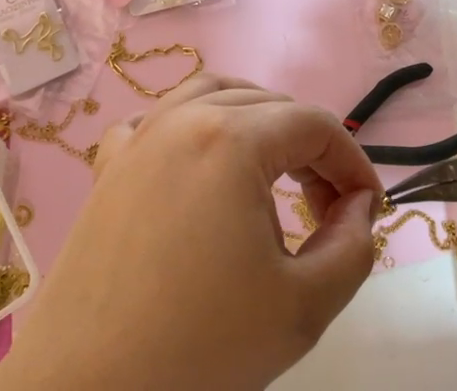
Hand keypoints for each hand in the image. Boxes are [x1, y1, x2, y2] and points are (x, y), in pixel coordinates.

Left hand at [0, 75, 380, 390]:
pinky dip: (190, 130)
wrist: (88, 387)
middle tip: (326, 208)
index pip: (314, 124)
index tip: (368, 209)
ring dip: (254, 124)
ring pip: (210, 96)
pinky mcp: (106, 168)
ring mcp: (137, 138)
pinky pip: (156, 122)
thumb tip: (358, 206)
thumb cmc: (202, 343)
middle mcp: (181, 119)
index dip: (353, 162)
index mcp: (232, 139)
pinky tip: (197, 173)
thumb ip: (352, 246)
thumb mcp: (304, 304)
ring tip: (273, 173)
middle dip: (309, 148)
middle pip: (267, 105)